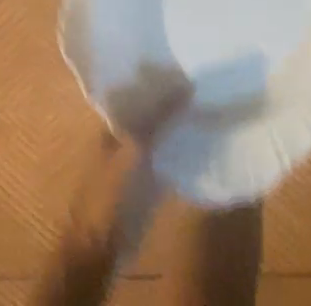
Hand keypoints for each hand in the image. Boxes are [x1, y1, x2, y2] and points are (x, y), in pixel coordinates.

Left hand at [43, 64, 191, 305]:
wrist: (99, 248)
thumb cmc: (108, 194)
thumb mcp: (133, 149)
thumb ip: (158, 118)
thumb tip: (186, 82)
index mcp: (110, 127)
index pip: (135, 93)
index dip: (157, 78)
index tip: (185, 61)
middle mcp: (122, 139)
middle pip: (151, 112)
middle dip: (173, 98)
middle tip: (206, 79)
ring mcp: (136, 161)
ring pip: (162, 132)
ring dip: (181, 121)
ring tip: (211, 101)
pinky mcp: (149, 181)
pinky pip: (169, 154)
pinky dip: (184, 144)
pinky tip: (205, 135)